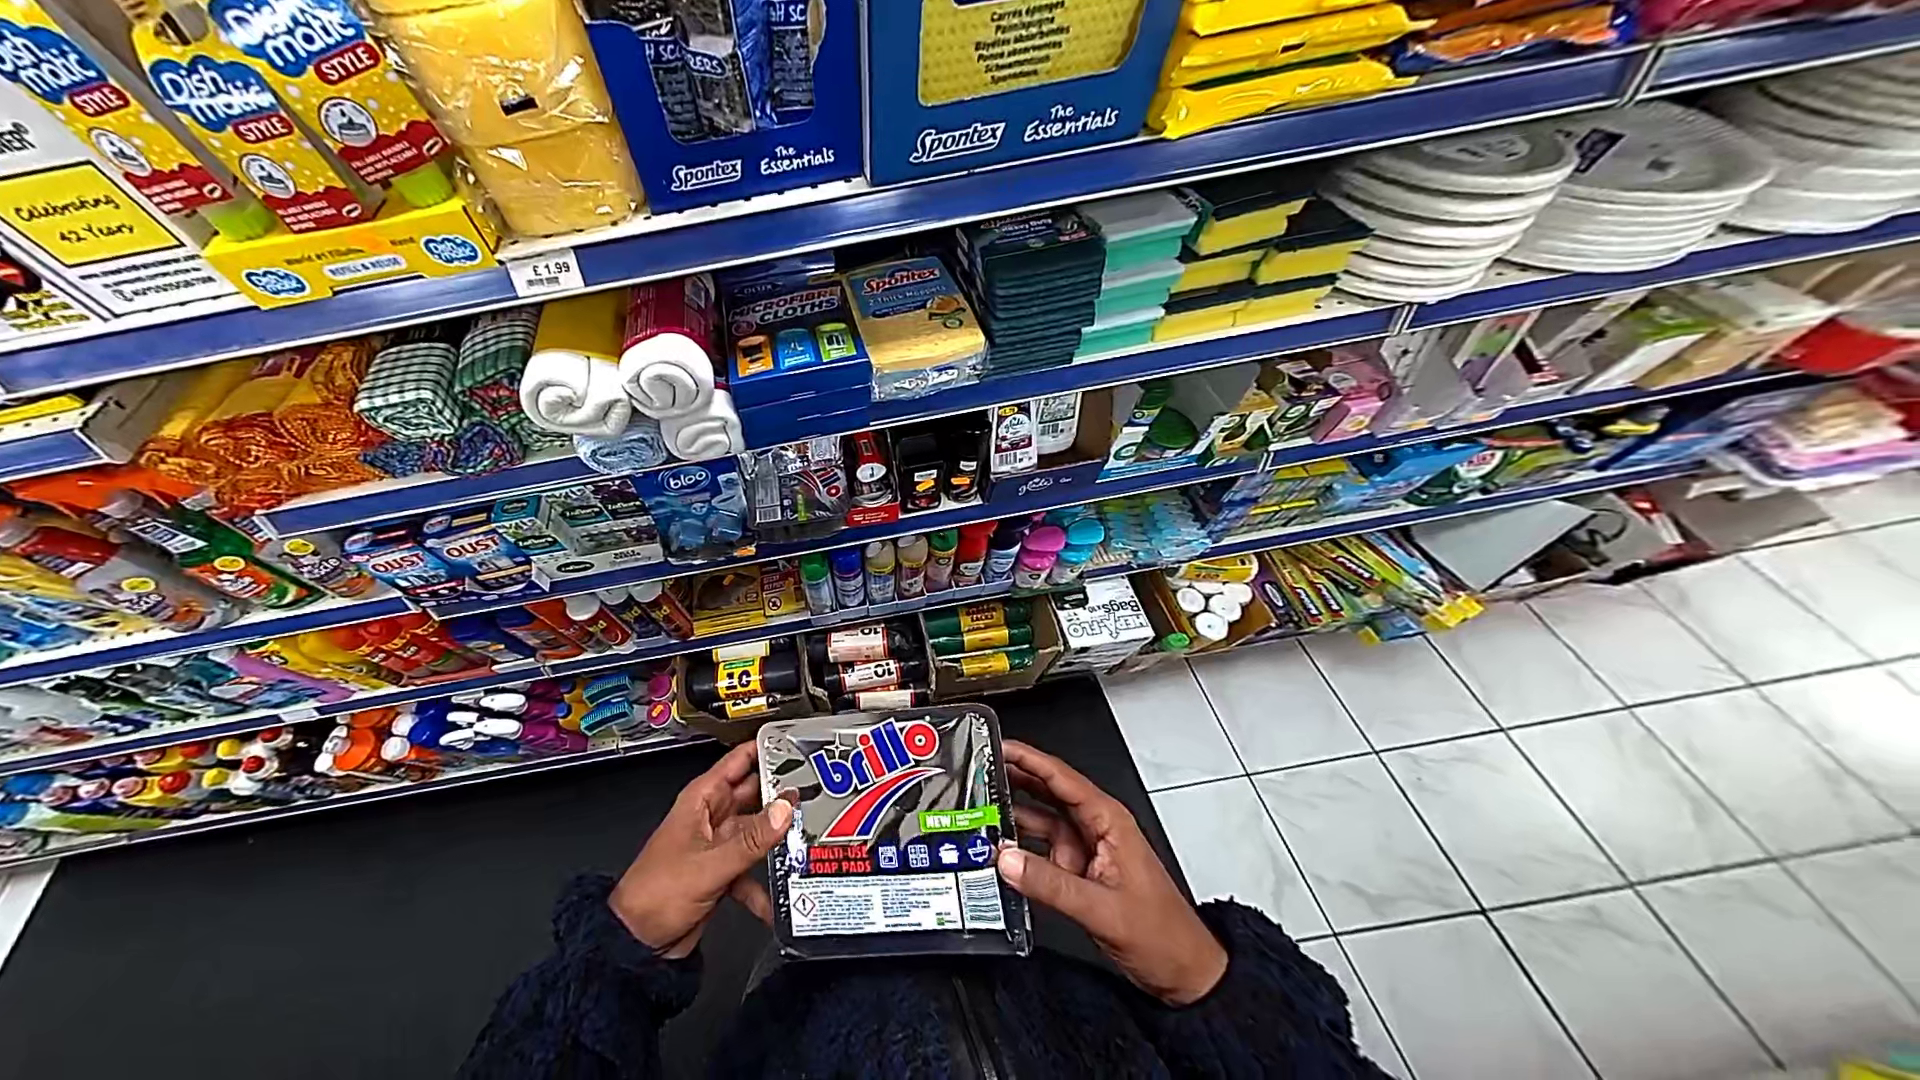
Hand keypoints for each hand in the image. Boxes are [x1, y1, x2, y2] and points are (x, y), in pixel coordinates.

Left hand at [609, 741, 792, 957]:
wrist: (634, 947)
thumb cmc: (655, 894)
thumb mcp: (710, 863)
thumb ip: (752, 838)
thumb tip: (786, 808)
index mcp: (703, 800)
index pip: (740, 761)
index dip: (767, 749)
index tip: (799, 746)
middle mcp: (713, 817)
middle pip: (756, 795)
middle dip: (784, 795)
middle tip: (819, 793)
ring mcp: (719, 845)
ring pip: (759, 831)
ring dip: (779, 838)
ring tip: (809, 839)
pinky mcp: (723, 872)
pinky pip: (753, 869)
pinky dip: (766, 882)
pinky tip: (782, 895)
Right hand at [996, 740, 1227, 1005]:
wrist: (1183, 971)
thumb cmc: (1163, 933)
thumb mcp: (1102, 909)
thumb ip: (1050, 884)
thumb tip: (1007, 860)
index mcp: (1109, 820)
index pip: (1062, 778)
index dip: (1029, 759)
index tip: (1002, 746)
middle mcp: (1095, 827)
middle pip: (1049, 791)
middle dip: (1015, 777)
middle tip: (980, 768)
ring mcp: (1085, 848)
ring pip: (1042, 818)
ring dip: (1013, 811)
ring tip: (981, 803)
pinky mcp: (1077, 870)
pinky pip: (1041, 848)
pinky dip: (1019, 844)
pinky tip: (999, 845)